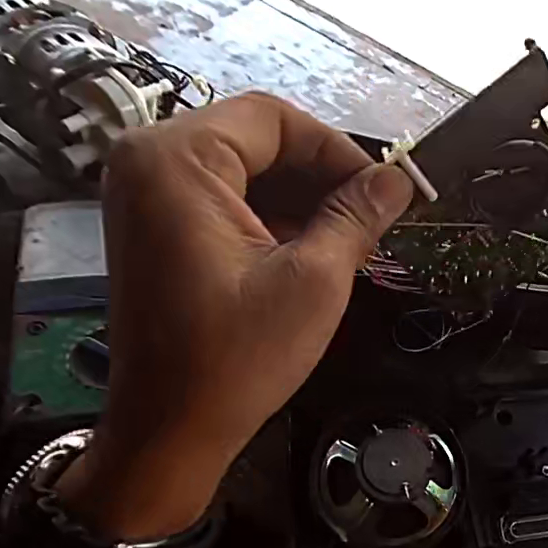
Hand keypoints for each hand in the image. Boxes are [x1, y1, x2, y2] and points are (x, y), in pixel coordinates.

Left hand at [58, 93, 412, 537]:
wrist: (171, 429)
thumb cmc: (238, 357)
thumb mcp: (314, 281)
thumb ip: (357, 217)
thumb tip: (399, 181)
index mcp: (176, 160)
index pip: (274, 119)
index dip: (339, 150)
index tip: (384, 191)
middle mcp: (149, 163)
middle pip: (258, 140)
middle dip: (322, 177)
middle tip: (373, 218)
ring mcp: (149, 197)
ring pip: (248, 171)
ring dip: (303, 200)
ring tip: (350, 239)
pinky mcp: (159, 229)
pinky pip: (229, 201)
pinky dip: (275, 219)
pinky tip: (313, 251)